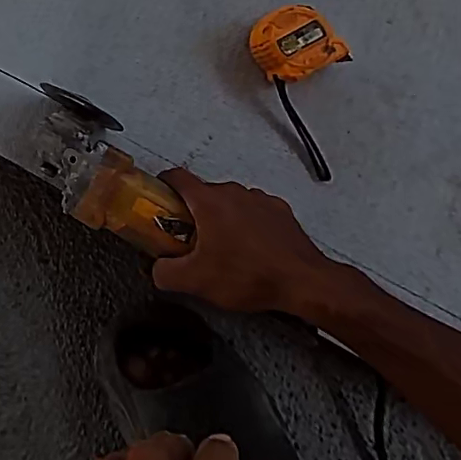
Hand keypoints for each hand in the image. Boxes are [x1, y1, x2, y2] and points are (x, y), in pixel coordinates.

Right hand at [152, 169, 335, 315]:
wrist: (303, 282)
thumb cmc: (251, 275)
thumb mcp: (196, 281)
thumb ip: (165, 273)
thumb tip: (158, 270)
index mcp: (208, 201)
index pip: (176, 177)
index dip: (163, 184)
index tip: (159, 198)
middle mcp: (233, 192)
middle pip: (203, 193)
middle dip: (194, 213)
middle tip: (192, 240)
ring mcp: (258, 199)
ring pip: (230, 202)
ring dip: (222, 218)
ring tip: (225, 249)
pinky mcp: (279, 210)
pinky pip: (254, 211)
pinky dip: (248, 224)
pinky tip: (251, 250)